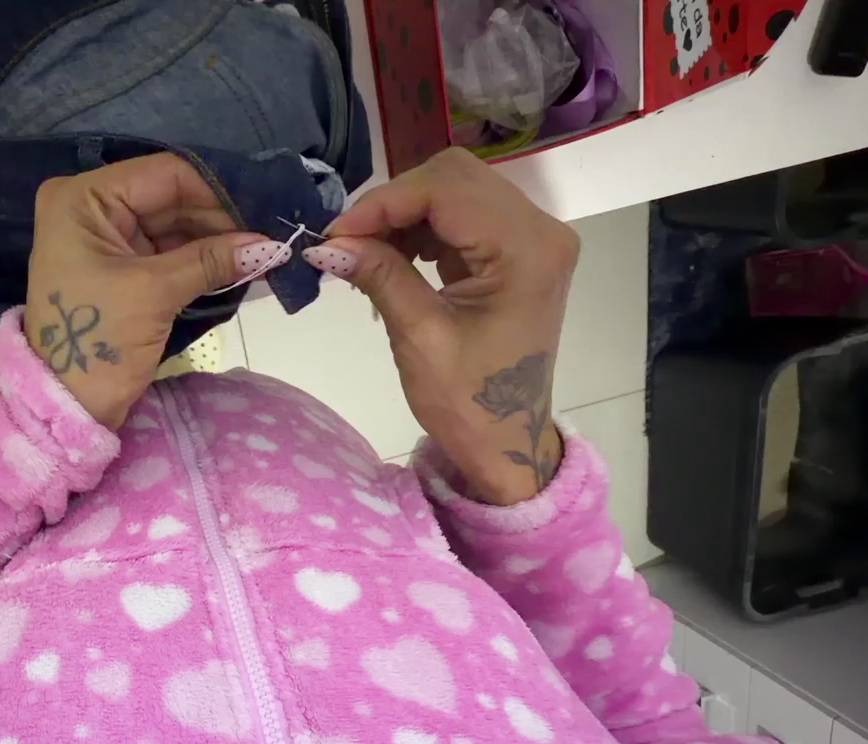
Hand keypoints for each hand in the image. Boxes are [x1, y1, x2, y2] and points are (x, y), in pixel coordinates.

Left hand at [26, 154, 289, 427]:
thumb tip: (271, 245)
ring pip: (174, 229)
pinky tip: (239, 268)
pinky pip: (169, 256)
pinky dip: (201, 263)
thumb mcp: (154, 294)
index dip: (217, 193)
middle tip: (271, 237)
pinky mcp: (121, 272)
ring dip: (217, 244)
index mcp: (84, 199)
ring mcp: (106, 242)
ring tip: (263, 254)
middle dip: (221, 221)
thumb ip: (212, 261)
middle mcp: (92, 209)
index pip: (164, 176)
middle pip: (171, 200)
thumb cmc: (99, 343)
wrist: (68, 406)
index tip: (263, 213)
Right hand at [301, 148, 580, 504]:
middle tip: (345, 241)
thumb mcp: (419, 338)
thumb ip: (380, 277)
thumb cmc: (468, 403)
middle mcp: (539, 229)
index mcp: (527, 250)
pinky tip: (391, 256)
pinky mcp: (515, 252)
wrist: (506, 441)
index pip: (447, 191)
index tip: (333, 234)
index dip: (383, 203)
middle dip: (392, 203)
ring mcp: (531, 239)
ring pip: (456, 192)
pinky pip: (462, 219)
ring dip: (403, 215)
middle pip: (454, 179)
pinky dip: (420, 230)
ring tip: (363, 252)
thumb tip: (328, 243)